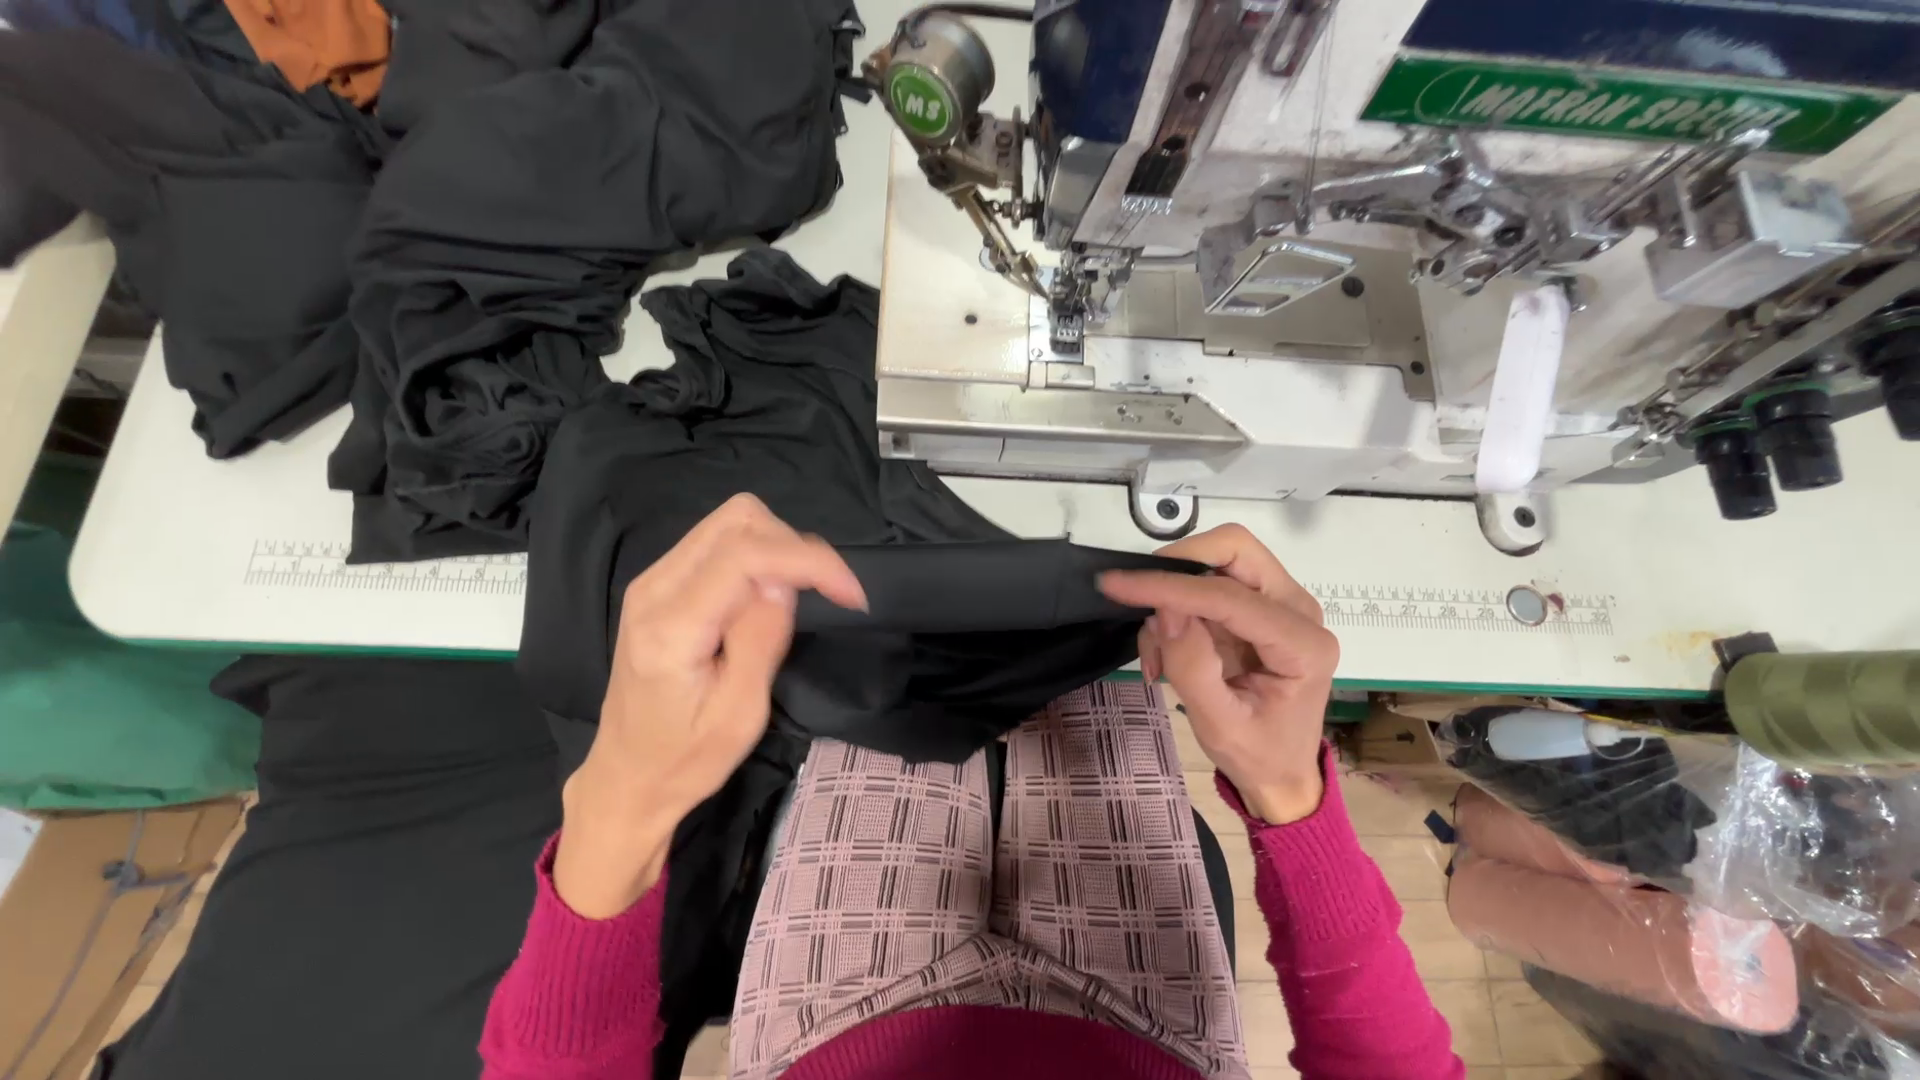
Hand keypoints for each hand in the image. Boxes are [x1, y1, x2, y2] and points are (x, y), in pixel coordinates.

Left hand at [554, 494, 867, 918]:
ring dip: (778, 547)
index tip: (851, 593)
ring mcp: (652, 580)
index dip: (808, 560)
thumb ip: (761, 639)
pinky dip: (759, 553)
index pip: (745, 555)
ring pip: (730, 522)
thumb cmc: (687, 759)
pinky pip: (718, 541)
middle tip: (825, 593)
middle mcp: (654, 588)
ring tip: (802, 594)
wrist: (628, 776)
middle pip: (738, 520)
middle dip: (795, 547)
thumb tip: (786, 582)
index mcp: (672, 627)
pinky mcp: (660, 583)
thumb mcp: (739, 715)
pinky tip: (770, 594)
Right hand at [1098, 524, 1337, 823]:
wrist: (1283, 774)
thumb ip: (1193, 667)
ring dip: (1175, 592)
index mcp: (1302, 645)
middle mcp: (1298, 610)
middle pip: (1236, 548)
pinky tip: (1166, 654)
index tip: (1115, 585)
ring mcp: (1280, 603)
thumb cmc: (1257, 755)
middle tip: (1139, 596)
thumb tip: (1165, 612)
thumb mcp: (1219, 724)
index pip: (1229, 595)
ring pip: (1220, 558)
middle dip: (1179, 562)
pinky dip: (1178, 607)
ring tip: (1157, 654)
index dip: (1170, 586)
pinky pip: (1210, 582)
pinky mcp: (1258, 606)